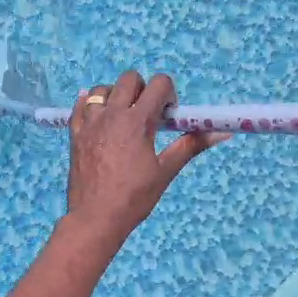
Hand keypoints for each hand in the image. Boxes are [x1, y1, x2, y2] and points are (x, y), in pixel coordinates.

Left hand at [64, 71, 227, 247]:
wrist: (95, 217)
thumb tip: (223, 132)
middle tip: (146, 114)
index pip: (158, 84)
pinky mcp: (74, 134)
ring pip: (102, 89)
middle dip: (143, 90)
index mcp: (137, 121)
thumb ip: (191, 145)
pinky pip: (79, 106)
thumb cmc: (133, 197)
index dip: (168, 94)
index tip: (167, 115)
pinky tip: (98, 117)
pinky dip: (90, 104)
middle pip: (129, 79)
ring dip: (115, 96)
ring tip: (121, 118)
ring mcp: (89, 123)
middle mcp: (111, 115)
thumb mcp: (165, 171)